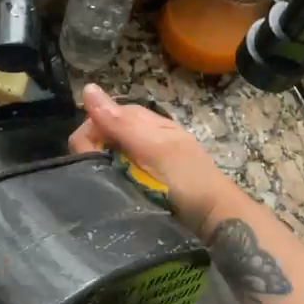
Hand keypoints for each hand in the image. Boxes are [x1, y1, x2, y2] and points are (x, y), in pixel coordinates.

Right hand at [69, 84, 245, 231]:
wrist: (215, 216)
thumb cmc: (186, 180)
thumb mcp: (153, 149)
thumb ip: (120, 123)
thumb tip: (87, 87)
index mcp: (141, 119)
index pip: (96, 118)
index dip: (87, 139)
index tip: (89, 165)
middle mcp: (139, 132)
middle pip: (99, 135)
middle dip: (93, 155)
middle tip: (102, 180)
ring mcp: (142, 155)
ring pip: (106, 154)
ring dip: (102, 169)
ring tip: (110, 188)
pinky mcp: (143, 176)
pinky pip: (116, 170)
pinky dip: (112, 179)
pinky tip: (116, 191)